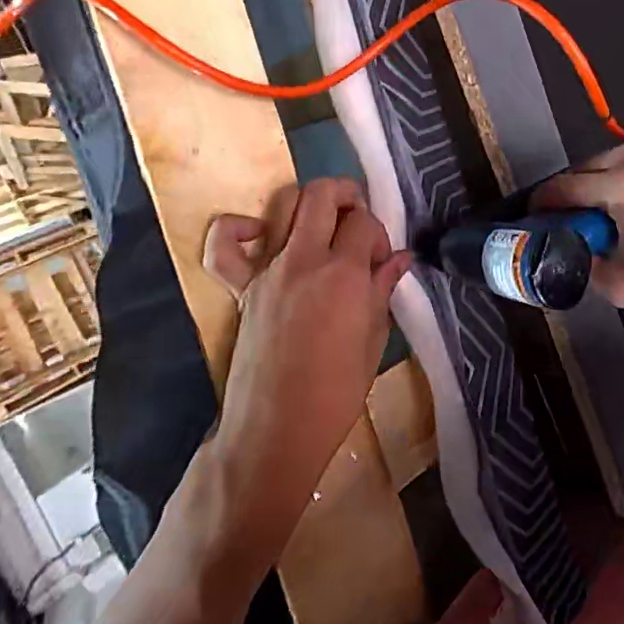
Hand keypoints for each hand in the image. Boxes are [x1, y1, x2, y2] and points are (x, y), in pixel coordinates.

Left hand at [203, 179, 411, 497]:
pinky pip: (224, 247)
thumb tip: (399, 259)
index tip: (381, 261)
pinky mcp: (240, 287)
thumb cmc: (337, 391)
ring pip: (283, 204)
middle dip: (347, 195)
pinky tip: (263, 235)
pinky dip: (238, 229)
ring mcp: (267, 270)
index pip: (364, 222)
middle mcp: (303, 259)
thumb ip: (383, 288)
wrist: (278, 428)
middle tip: (357, 223)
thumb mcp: (374, 338)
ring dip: (308, 203)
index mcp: (343, 274)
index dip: (378, 234)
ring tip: (323, 225)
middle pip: (322, 194)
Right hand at [534, 127, 623, 306]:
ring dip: (601, 179)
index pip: (563, 188)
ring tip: (611, 207)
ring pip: (607, 158)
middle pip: (583, 170)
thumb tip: (563, 250)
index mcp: (621, 186)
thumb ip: (584, 267)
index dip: (543, 202)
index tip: (535, 214)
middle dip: (575, 193)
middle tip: (579, 220)